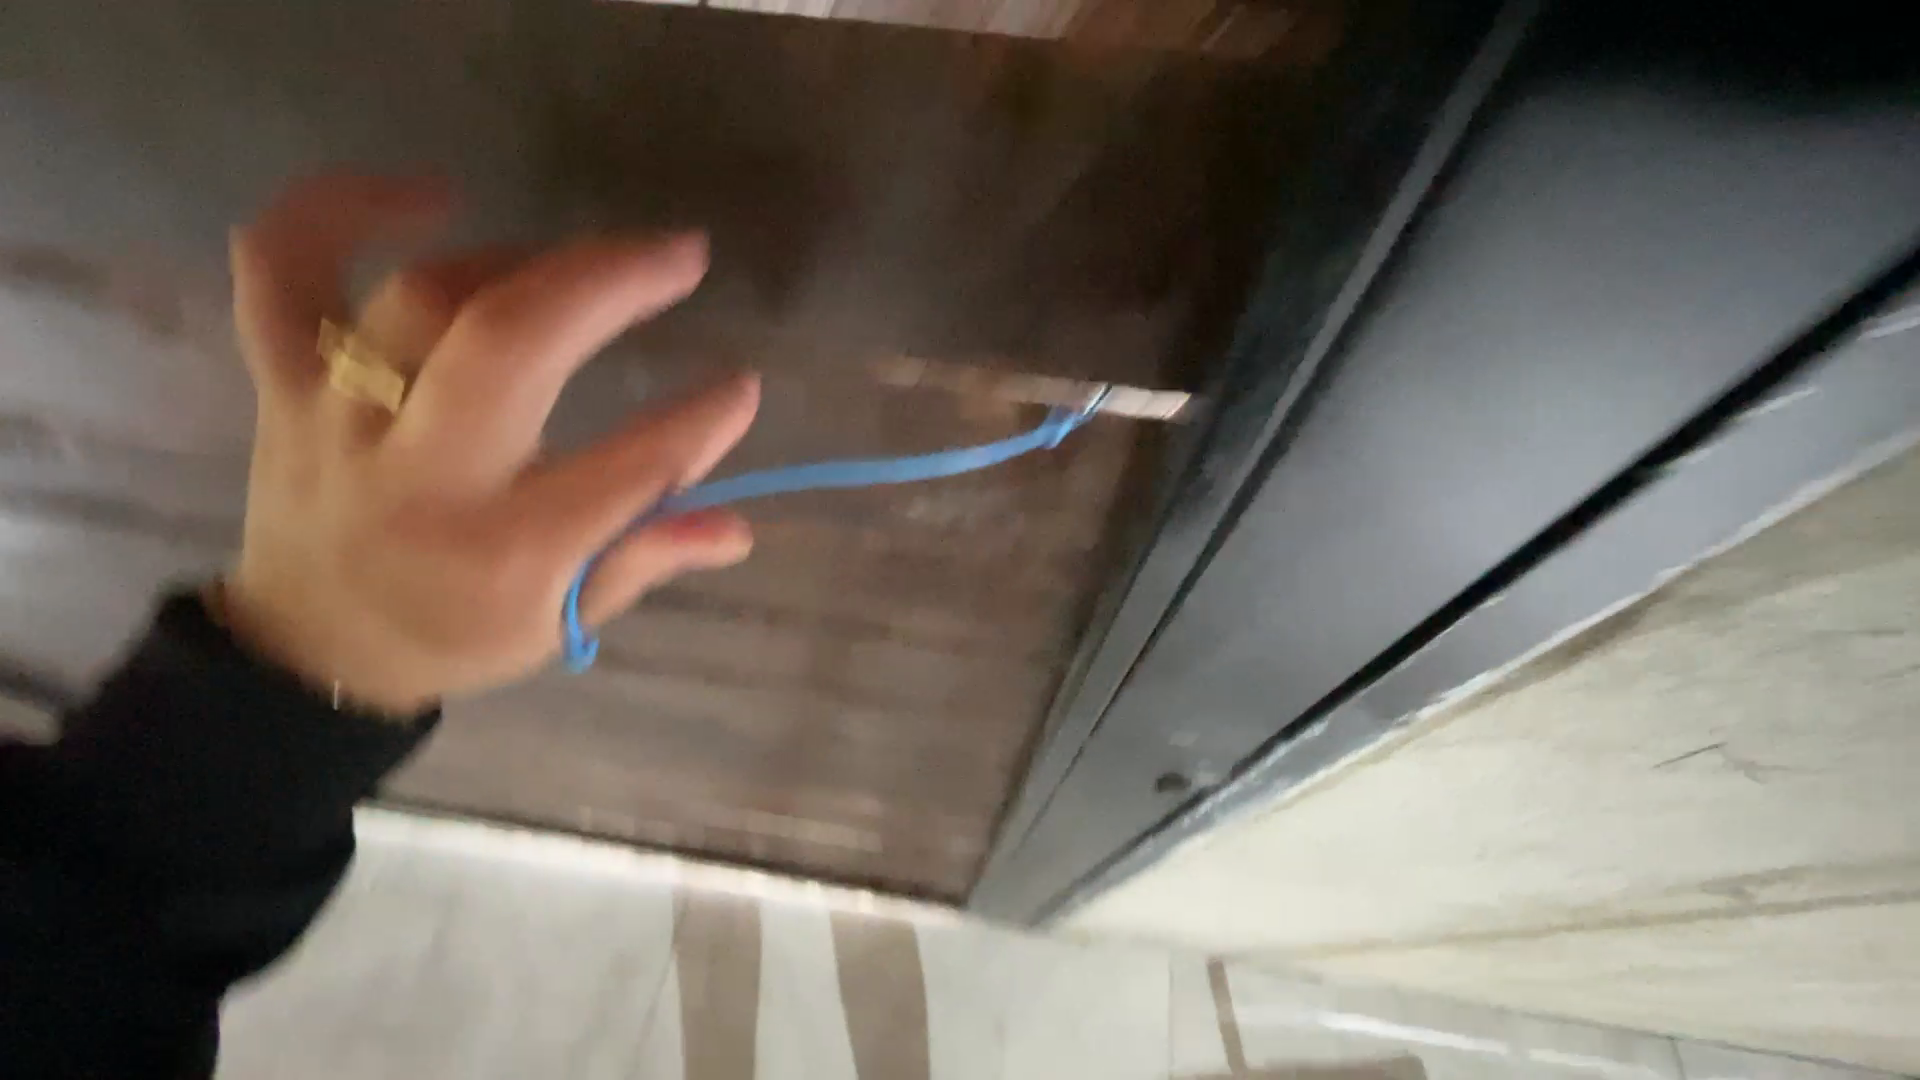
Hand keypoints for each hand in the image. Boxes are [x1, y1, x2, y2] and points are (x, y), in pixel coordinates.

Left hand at [217, 173, 758, 713]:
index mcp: (504, 548)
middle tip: (683, 254)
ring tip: (587, 261)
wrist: (314, 648)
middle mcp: (421, 474)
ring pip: (423, 297)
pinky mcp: (285, 382)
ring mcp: (339, 417)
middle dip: (608, 284)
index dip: (699, 422)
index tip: (743, 387)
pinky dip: (341, 208)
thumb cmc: (461, 634)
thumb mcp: (566, 620)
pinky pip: (285, 267)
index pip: (627, 469)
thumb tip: (738, 527)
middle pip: (511, 346)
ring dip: (523, 259)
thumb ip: (648, 559)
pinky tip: (432, 197)